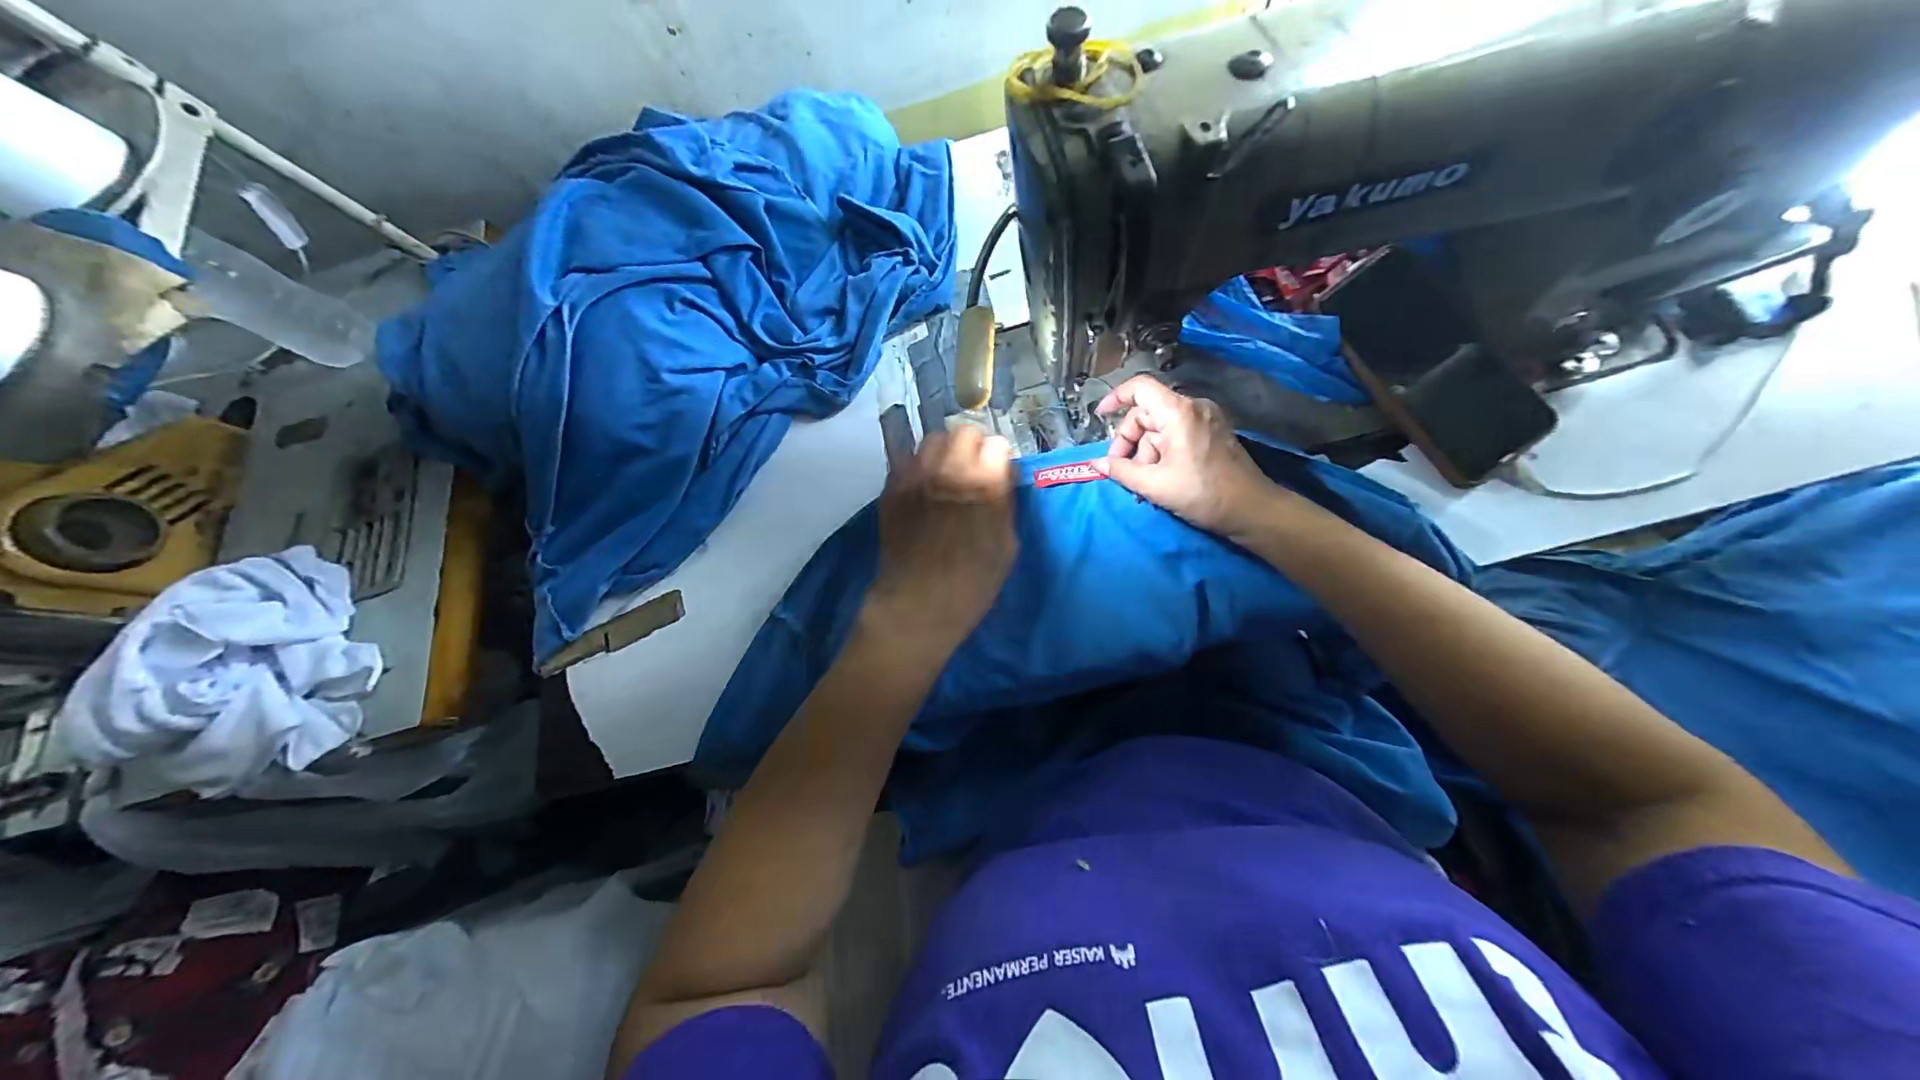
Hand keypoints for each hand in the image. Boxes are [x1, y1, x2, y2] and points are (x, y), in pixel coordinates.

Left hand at [864, 428, 1017, 653]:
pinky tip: (923, 486)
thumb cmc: (972, 585)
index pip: (997, 444)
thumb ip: (1003, 503)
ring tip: (945, 474)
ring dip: (944, 452)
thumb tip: (1000, 478)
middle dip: (972, 447)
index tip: (996, 471)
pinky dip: (918, 466)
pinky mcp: (892, 486)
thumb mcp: (1007, 546)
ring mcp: (917, 475)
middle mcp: (950, 470)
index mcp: (986, 484)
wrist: (918, 604)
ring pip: (933, 439)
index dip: (997, 458)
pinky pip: (907, 459)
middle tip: (971, 467)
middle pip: (964, 432)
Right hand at [1091, 375, 1277, 538]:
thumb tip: (1096, 464)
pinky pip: (1176, 435)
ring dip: (1145, 453)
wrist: (1252, 509)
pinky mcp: (1212, 433)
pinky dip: (1162, 453)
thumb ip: (1121, 471)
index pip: (1140, 388)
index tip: (1100, 416)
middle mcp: (1193, 408)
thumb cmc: (1203, 494)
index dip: (1115, 397)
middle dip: (1129, 441)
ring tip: (1145, 483)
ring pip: (1159, 428)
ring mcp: (1205, 419)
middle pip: (1146, 413)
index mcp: (1178, 413)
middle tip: (1121, 470)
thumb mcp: (1154, 485)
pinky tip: (1160, 478)